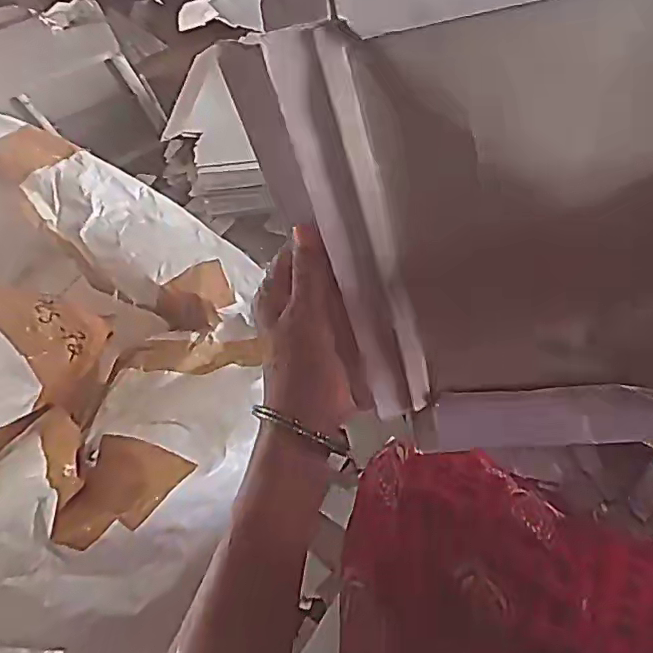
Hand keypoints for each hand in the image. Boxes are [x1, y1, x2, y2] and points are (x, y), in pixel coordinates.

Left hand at [256, 226, 355, 437]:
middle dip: (336, 259)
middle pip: (313, 270)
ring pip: (330, 290)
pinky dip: (356, 303)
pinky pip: (343, 311)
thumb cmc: (304, 371)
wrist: (313, 425)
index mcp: (275, 295)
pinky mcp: (330, 340)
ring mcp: (310, 324)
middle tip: (368, 244)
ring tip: (377, 264)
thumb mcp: (306, 318)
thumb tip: (304, 229)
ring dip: (348, 281)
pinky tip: (376, 298)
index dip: (315, 239)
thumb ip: (308, 275)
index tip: (347, 227)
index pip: (293, 253)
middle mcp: (289, 306)